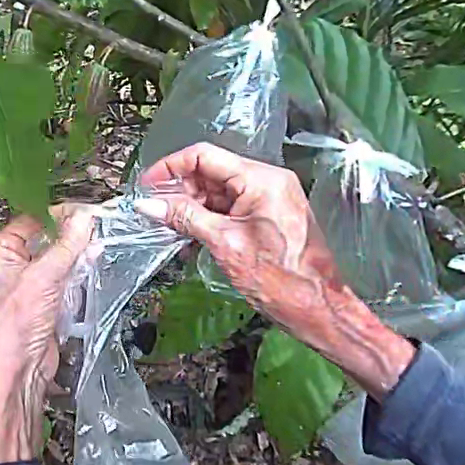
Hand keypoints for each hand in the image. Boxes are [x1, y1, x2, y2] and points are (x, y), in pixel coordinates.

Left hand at [0, 206, 94, 464]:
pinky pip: (65, 281)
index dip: (61, 214)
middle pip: (47, 239)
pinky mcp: (44, 304)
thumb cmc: (14, 329)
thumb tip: (85, 219)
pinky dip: (79, 276)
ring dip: (78, 257)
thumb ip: (67, 246)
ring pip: (59, 260)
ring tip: (100, 248)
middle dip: (73, 236)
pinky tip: (93, 270)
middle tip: (99, 229)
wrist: (15, 376)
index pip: (33, 219)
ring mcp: (27, 285)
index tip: (88, 212)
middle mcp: (9, 266)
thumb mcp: (43, 278)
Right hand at [137, 143, 413, 396]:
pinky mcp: (268, 215)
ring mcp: (269, 198)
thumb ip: (184, 218)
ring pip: (218, 191)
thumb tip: (149, 205)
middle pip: (211, 172)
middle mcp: (268, 181)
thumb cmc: (280, 279)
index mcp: (261, 180)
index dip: (171, 168)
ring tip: (168, 226)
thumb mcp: (224, 244)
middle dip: (180, 190)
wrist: (317, 307)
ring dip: (192, 206)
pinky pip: (231, 206)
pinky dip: (209, 218)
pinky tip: (190, 234)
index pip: (204, 156)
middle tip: (154, 210)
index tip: (147, 186)